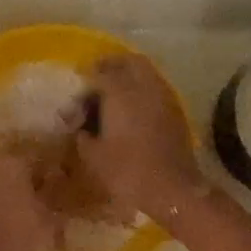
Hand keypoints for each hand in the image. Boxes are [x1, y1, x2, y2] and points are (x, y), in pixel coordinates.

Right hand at [78, 55, 206, 220]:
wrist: (171, 189)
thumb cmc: (126, 171)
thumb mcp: (92, 155)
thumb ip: (81, 133)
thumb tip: (78, 124)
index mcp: (121, 94)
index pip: (100, 73)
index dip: (85, 80)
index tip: (76, 92)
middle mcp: (145, 88)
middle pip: (129, 62)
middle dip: (111, 65)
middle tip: (96, 78)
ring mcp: (164, 98)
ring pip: (146, 73)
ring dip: (129, 76)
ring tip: (113, 95)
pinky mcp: (174, 111)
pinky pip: (155, 88)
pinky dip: (141, 90)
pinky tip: (130, 109)